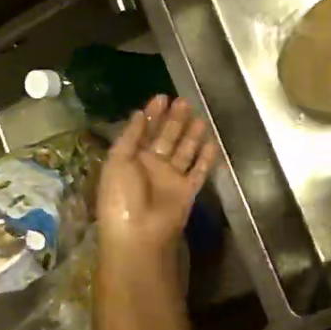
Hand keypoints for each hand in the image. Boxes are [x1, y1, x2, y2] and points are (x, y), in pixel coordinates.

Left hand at [96, 96, 217, 264]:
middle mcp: (153, 166)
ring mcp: (171, 178)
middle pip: (166, 138)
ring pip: (184, 151)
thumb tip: (138, 113)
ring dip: (191, 134)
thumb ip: (130, 137)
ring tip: (200, 116)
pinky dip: (206, 157)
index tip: (162, 96)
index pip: (144, 131)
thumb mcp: (118, 161)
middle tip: (185, 101)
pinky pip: (199, 170)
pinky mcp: (188, 190)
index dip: (153, 114)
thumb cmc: (122, 196)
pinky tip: (212, 142)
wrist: (139, 233)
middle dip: (175, 120)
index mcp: (132, 159)